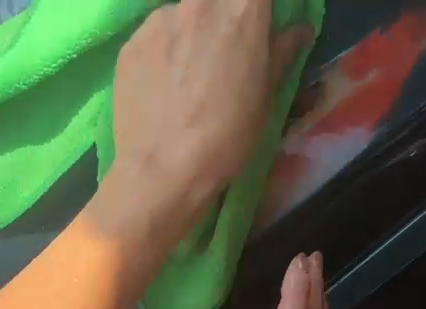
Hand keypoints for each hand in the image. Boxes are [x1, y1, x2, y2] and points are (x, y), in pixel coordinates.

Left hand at [107, 0, 313, 213]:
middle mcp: (201, 0)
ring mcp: (160, 20)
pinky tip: (158, 87)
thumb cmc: (224, 139)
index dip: (255, 13)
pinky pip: (153, 38)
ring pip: (182, 15)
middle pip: (216, 1)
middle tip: (218, 57)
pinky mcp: (130, 44)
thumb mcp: (264, 98)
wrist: (160, 174)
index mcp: (243, 6)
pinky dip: (160, 53)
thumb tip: (296, 29)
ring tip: (183, 75)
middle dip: (220, 21)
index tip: (252, 34)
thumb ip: (280, 52)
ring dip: (188, 35)